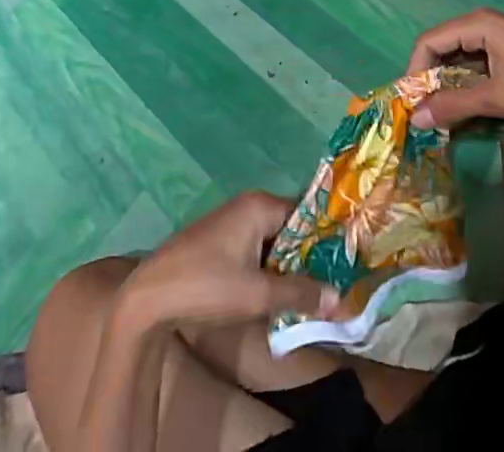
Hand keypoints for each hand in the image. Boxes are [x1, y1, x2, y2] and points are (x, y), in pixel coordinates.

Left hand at [118, 192, 341, 328]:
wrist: (151, 296)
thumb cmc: (207, 286)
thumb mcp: (259, 294)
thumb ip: (301, 293)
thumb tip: (340, 297)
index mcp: (259, 206)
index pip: (308, 213)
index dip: (330, 238)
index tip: (352, 263)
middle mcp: (247, 206)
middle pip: (293, 227)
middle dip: (312, 256)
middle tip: (340, 285)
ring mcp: (232, 223)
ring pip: (275, 241)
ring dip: (292, 266)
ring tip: (318, 294)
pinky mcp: (221, 242)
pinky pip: (258, 249)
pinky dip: (272, 268)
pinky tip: (284, 293)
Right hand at [407, 8, 503, 127]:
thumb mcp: (498, 97)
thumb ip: (454, 105)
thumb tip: (415, 118)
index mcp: (478, 25)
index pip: (428, 42)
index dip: (414, 70)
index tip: (412, 101)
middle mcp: (484, 25)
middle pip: (442, 48)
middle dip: (431, 78)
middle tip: (427, 109)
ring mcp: (500, 37)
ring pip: (460, 58)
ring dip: (449, 83)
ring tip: (446, 111)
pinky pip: (478, 64)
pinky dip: (468, 83)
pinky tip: (471, 105)